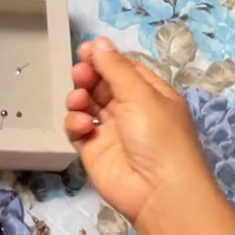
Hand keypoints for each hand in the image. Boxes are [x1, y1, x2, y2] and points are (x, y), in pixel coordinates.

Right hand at [63, 36, 213, 222]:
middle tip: (81, 75)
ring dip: (79, 97)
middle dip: (88, 75)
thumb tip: (99, 41)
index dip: (104, 58)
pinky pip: (77, 128)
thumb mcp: (141, 95)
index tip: (84, 51)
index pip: (123, 68)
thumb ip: (115, 68)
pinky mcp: (93, 149)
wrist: (158, 193)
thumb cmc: (159, 137)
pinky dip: (75, 123)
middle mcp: (130, 109)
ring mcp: (110, 130)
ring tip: (80, 101)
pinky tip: (82, 126)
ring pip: (86, 103)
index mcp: (150, 94)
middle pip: (101, 83)